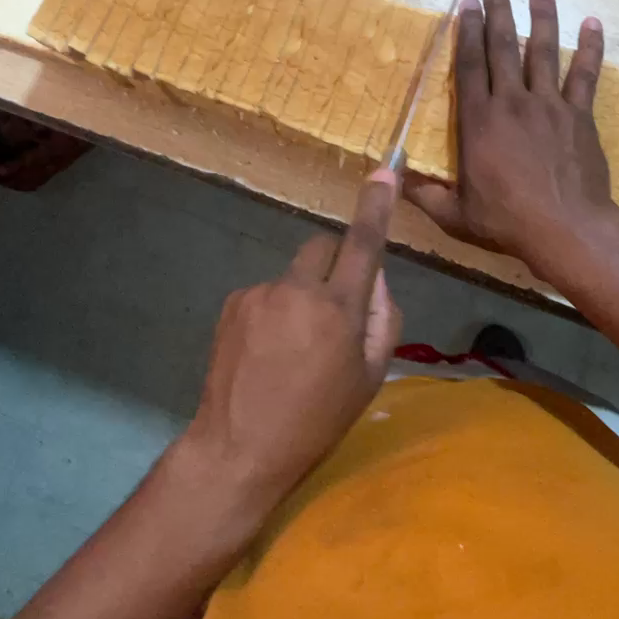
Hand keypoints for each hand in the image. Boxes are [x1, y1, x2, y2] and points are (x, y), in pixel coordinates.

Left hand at [178, 169, 403, 507]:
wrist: (239, 448)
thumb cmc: (316, 421)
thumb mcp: (370, 379)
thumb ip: (384, 320)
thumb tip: (376, 279)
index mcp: (339, 309)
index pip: (364, 244)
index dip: (376, 206)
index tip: (385, 170)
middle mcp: (298, 289)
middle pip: (324, 248)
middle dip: (335, 266)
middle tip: (333, 314)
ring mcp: (260, 293)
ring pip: (294, 275)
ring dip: (301, 297)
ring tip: (291, 350)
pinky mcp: (233, 302)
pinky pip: (266, 293)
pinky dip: (273, 311)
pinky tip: (265, 352)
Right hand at [404, 0, 618, 272]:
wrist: (566, 229)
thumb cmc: (507, 222)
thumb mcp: (455, 215)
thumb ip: (425, 195)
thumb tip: (395, 182)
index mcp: (479, 122)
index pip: (469, 66)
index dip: (465, 32)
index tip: (465, 3)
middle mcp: (512, 102)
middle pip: (504, 47)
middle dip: (498, 12)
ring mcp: (549, 105)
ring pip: (544, 51)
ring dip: (542, 17)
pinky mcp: (579, 115)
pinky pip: (585, 75)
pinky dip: (590, 48)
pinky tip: (593, 23)